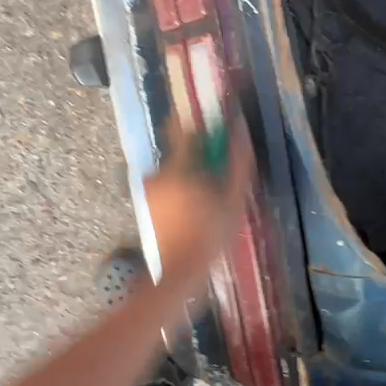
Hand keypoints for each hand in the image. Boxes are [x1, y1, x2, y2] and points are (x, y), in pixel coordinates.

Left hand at [142, 119, 254, 291]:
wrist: (179, 270)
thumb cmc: (211, 236)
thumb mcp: (233, 200)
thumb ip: (237, 162)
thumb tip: (241, 130)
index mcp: (180, 168)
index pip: (184, 128)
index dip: (196, 118)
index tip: (210, 116)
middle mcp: (159, 172)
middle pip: (178, 149)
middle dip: (194, 152)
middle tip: (213, 168)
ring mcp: (148, 188)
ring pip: (171, 168)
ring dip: (186, 172)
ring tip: (203, 194)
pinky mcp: (145, 201)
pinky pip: (164, 184)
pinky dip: (176, 187)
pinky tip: (189, 205)